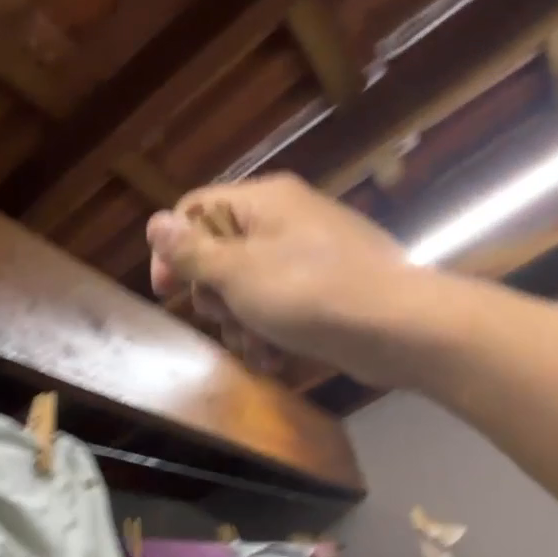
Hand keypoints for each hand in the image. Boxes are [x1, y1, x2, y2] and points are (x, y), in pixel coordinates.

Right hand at [148, 174, 430, 386]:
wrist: (402, 328)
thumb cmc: (309, 292)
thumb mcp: (235, 272)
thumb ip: (190, 250)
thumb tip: (155, 223)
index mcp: (264, 202)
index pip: (192, 210)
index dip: (171, 249)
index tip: (169, 290)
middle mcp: (284, 218)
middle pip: (215, 251)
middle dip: (210, 293)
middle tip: (221, 314)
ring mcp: (307, 253)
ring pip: (242, 283)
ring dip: (235, 319)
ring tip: (251, 343)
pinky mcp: (324, 285)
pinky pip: (275, 301)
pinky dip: (266, 328)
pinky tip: (271, 353)